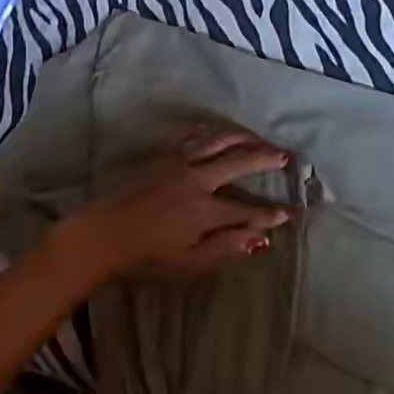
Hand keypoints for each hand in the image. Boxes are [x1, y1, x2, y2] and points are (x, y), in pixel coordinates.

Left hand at [52, 130, 293, 281]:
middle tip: (284, 155)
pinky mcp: (161, 155)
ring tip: (257, 137)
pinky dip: (207, 132)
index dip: (270, 213)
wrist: (104, 233)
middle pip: (237, 162)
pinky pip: (189, 136)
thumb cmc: (147, 255)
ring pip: (216, 141)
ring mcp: (178, 162)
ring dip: (241, 138)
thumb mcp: (190, 262)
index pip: (246, 210)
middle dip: (264, 158)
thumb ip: (226, 248)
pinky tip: (214, 131)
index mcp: (204, 209)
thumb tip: (262, 238)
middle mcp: (197, 178)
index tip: (290, 212)